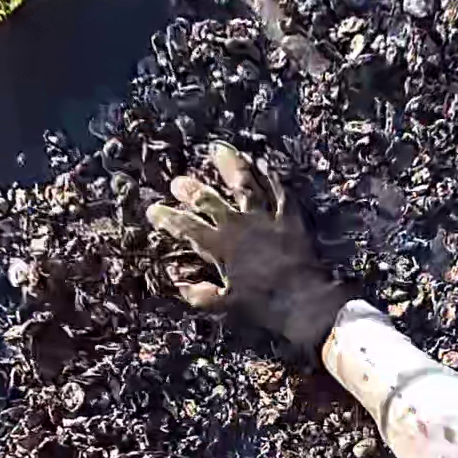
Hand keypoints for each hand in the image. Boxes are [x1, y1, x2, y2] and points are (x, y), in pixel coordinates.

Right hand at [148, 142, 350, 357]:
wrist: (304, 300)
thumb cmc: (263, 306)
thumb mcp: (227, 307)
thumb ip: (201, 295)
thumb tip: (180, 285)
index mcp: (221, 248)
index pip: (187, 228)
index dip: (168, 219)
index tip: (153, 210)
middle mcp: (239, 226)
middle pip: (210, 201)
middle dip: (191, 190)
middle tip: (178, 182)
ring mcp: (265, 218)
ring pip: (244, 184)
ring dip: (229, 166)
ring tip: (218, 150)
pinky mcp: (290, 216)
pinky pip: (279, 190)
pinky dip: (270, 174)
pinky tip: (262, 162)